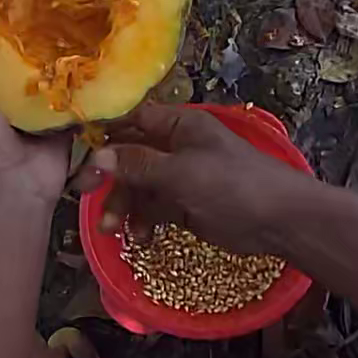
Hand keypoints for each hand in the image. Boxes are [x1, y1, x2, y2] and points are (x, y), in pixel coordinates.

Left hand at [0, 11, 70, 209]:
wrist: (14, 192)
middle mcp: (11, 88)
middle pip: (26, 49)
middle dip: (39, 27)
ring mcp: (41, 101)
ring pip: (54, 66)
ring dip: (66, 47)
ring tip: (84, 10)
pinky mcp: (68, 115)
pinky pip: (78, 90)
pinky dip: (85, 75)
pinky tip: (98, 49)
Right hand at [72, 104, 311, 251]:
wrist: (280, 222)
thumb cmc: (233, 185)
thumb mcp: (181, 172)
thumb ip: (138, 164)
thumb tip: (95, 157)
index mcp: (179, 126)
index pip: (133, 120)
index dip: (105, 132)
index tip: (78, 149)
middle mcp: (175, 148)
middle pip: (129, 156)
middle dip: (110, 178)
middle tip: (85, 196)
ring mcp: (179, 178)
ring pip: (138, 186)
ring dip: (123, 206)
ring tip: (115, 230)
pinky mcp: (183, 206)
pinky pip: (152, 209)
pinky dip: (143, 221)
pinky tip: (141, 237)